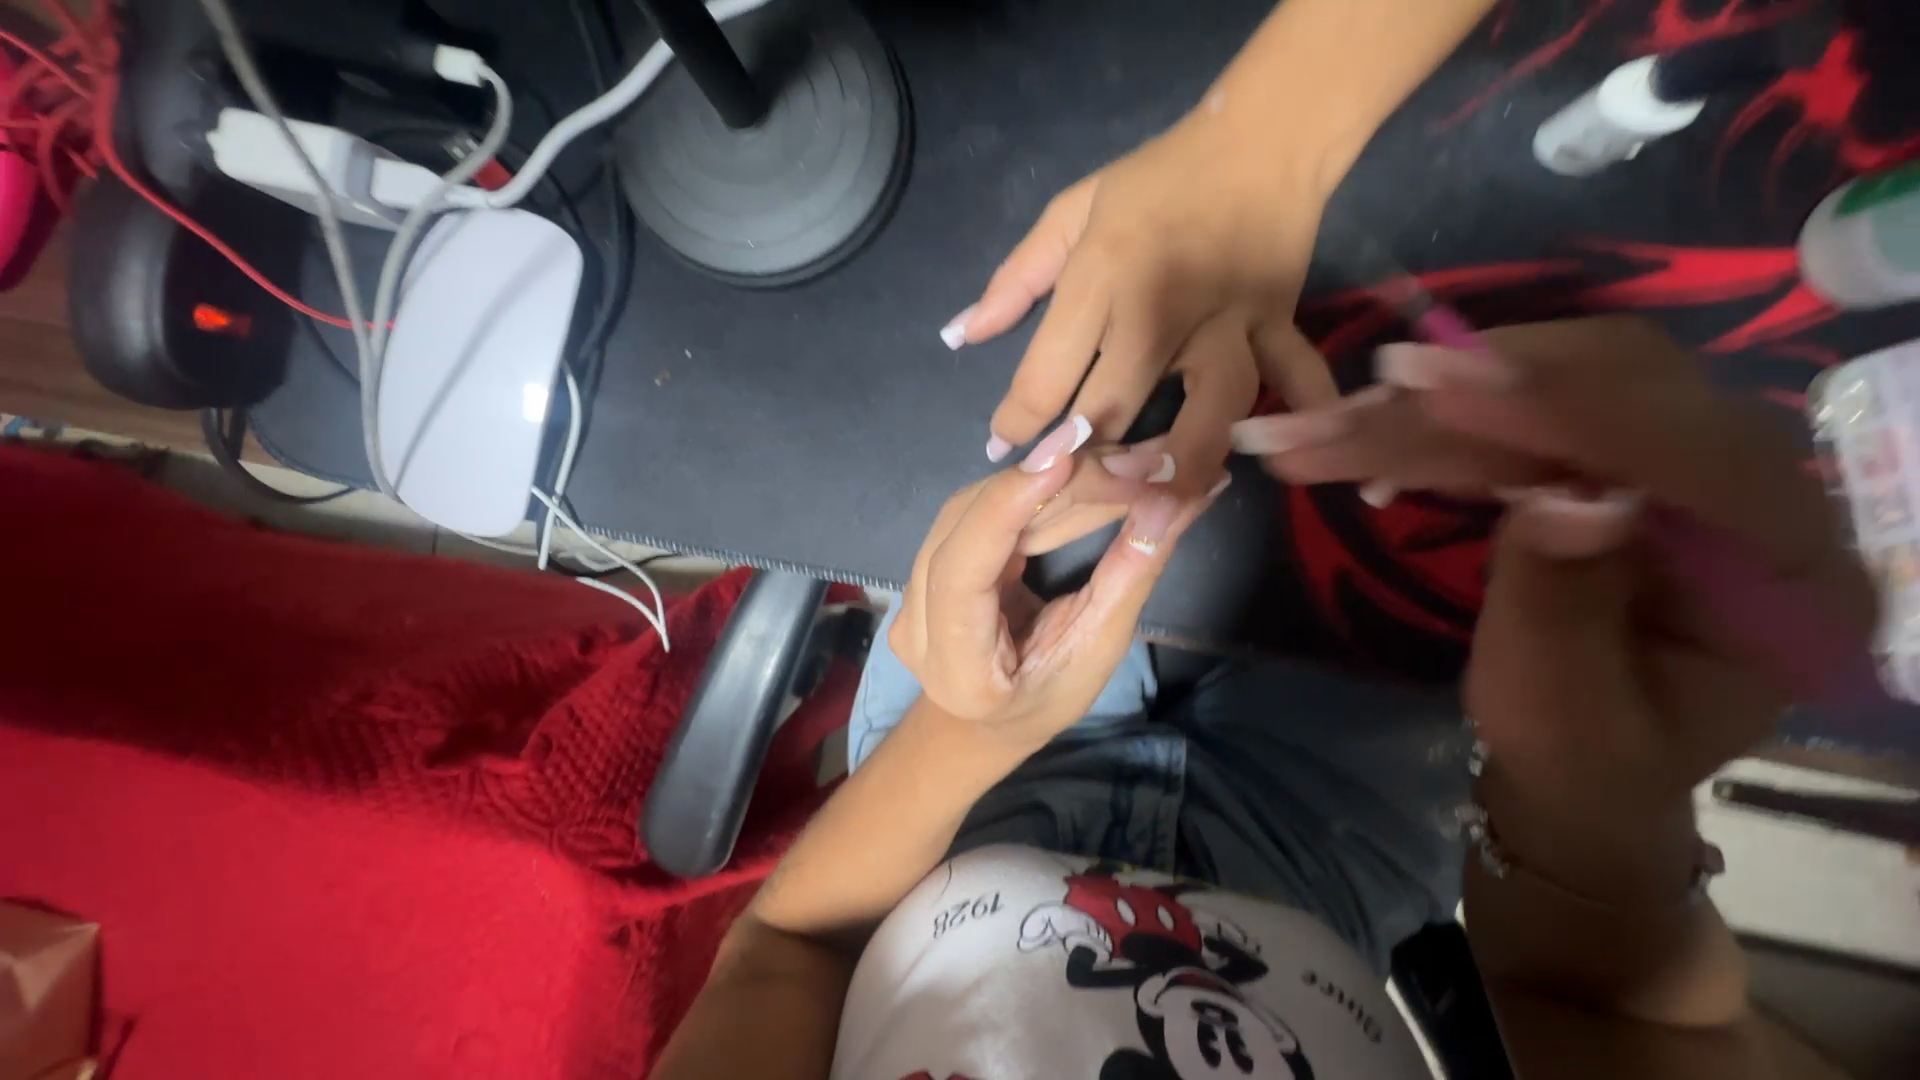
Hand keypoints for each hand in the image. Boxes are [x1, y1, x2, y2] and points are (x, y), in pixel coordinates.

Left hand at [891, 418, 1220, 745]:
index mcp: (954, 665)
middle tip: (1134, 459)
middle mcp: (915, 623)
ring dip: (1045, 481)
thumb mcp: (1096, 648)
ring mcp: (911, 591)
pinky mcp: (928, 564)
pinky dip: (1031, 493)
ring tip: (1116, 464)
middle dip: (1053, 483)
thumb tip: (1174, 499)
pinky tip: (1078, 476)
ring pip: (973, 507)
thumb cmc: (1043, 700)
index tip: (1063, 455)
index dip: (1006, 505)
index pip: (962, 570)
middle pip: (971, 523)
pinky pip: (977, 512)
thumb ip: (1129, 575)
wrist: (983, 722)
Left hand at [943, 111, 1340, 547]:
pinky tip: (1281, 460)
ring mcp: (1227, 319)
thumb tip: (960, 336)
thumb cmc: (1153, 180)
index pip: (1046, 372)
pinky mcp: (1276, 324)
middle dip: (1087, 459)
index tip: (1001, 449)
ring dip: (1184, 460)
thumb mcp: (1069, 213)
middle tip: (1065, 492)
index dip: (1016, 424)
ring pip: (1211, 402)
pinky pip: (1293, 373)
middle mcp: (1160, 306)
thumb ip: (1013, 280)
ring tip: (1156, 511)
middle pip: (1120, 401)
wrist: (1262, 137)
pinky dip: (1299, 414)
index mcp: (1100, 274)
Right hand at [1235, 318, 1874, 822]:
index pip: (1697, 452)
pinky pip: (1514, 408)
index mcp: (1789, 569)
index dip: (1564, 411)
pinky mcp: (1603, 452)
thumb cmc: (1584, 757)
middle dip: (1468, 394)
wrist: (1584, 758)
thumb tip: (1552, 498)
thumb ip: (1562, 613)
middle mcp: (1748, 485)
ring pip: (1547, 383)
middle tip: (1347, 410)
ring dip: (1421, 407)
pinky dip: (1424, 423)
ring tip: (1312, 434)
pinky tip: (1358, 443)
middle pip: (1616, 383)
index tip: (1432, 391)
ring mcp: (1672, 458)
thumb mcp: (1566, 715)